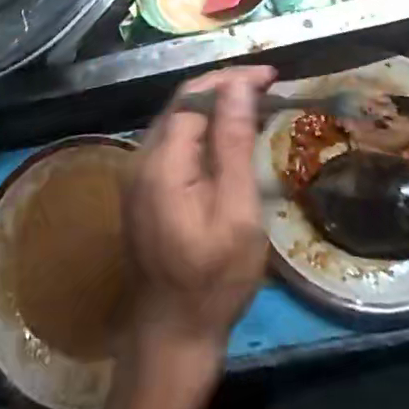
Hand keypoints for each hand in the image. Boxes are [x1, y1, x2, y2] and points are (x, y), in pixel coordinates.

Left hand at [121, 65, 276, 400]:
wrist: (171, 334)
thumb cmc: (214, 279)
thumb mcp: (236, 212)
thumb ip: (233, 144)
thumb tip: (238, 86)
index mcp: (160, 162)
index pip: (193, 98)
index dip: (231, 78)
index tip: (271, 74)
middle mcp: (139, 159)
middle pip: (180, 105)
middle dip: (222, 86)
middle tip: (267, 84)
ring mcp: (136, 176)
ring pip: (175, 122)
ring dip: (212, 106)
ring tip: (253, 101)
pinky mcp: (142, 191)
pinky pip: (172, 144)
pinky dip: (201, 130)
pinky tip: (226, 135)